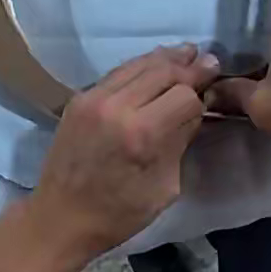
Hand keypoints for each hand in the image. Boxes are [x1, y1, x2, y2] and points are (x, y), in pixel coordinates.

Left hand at [28, 44, 220, 255]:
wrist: (58, 220)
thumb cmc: (118, 213)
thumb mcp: (165, 186)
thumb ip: (180, 140)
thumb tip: (195, 109)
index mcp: (141, 134)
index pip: (185, 95)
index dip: (201, 95)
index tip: (212, 93)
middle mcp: (117, 107)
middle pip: (165, 70)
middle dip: (190, 67)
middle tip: (210, 62)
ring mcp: (94, 98)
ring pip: (141, 63)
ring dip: (168, 58)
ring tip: (188, 52)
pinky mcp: (80, 97)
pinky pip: (119, 71)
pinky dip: (143, 64)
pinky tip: (157, 64)